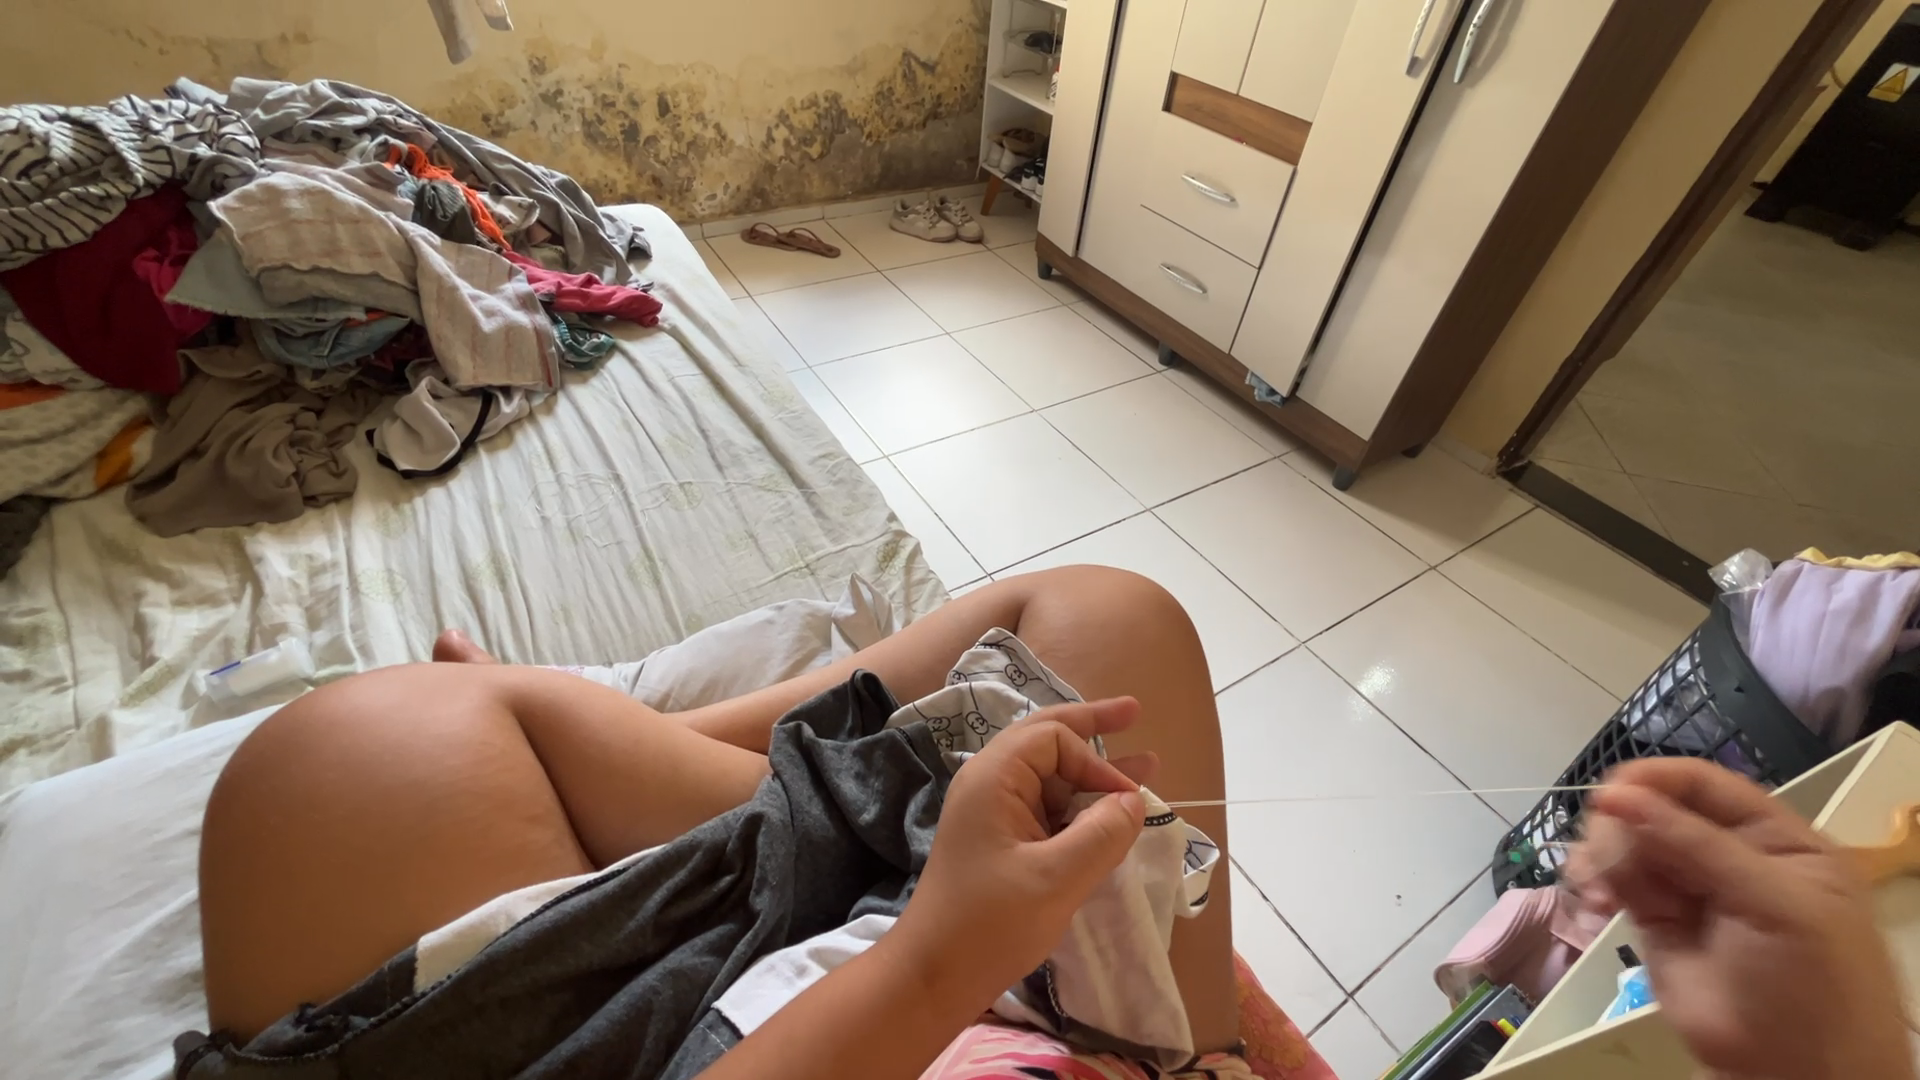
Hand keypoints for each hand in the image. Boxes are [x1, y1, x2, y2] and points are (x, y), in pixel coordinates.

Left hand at [889, 698, 1154, 1007]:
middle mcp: (991, 782)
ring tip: (1146, 761)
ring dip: (1093, 771)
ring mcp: (994, 810)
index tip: (1127, 801)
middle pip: (1047, 738)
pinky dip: (1080, 805)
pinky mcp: (1001, 839)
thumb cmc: (989, 923)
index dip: (1096, 762)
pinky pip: (1047, 807)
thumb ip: (1101, 834)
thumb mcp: (1055, 879)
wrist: (933, 975)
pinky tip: (1111, 813)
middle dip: (1092, 725)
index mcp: (994, 776)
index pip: (1053, 739)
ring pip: (1051, 774)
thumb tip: (1134, 800)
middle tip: (1133, 710)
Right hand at [1568, 759, 1913, 1079]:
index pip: (1702, 783)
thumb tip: (1612, 793)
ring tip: (1602, 894)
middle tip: (1613, 864)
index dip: (1652, 779)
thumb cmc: (1809, 988)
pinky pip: (1601, 870)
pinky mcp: (1646, 905)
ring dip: (1600, 857)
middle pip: (1646, 805)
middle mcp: (1724, 850)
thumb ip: (1694, 843)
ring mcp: (1682, 878)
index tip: (1610, 796)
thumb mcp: (1773, 907)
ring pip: (1617, 835)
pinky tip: (1594, 904)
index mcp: (1775, 840)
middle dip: (1619, 830)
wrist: (1789, 1072)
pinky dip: (1587, 879)